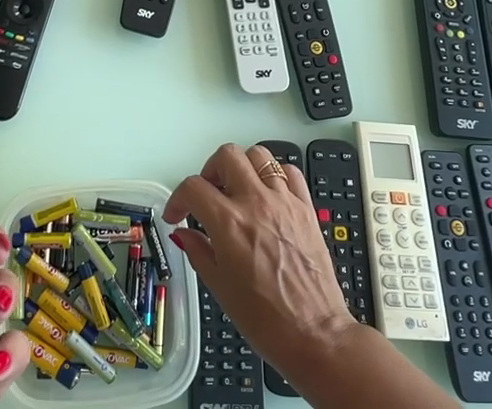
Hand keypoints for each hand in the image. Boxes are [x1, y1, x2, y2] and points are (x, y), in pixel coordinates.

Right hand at [162, 143, 356, 365]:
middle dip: (210, 170)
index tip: (177, 214)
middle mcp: (256, 204)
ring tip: (237, 189)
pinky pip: (290, 173)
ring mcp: (284, 203)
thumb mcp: (220, 287)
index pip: (193, 187)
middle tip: (208, 193)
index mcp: (229, 224)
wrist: (314, 334)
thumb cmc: (267, 320)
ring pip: (260, 155)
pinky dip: (275, 175)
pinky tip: (268, 194)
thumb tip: (184, 234)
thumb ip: (198, 251)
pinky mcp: (306, 209)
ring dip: (242, 166)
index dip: (178, 198)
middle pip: (227, 155)